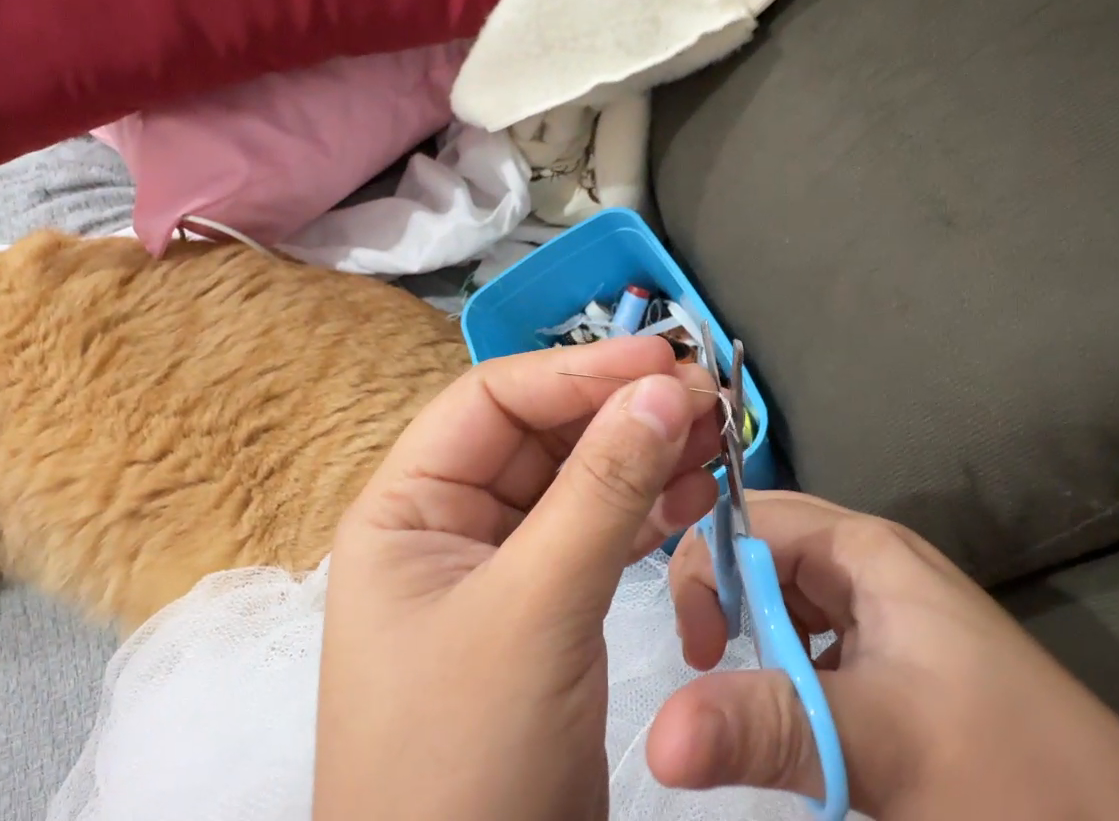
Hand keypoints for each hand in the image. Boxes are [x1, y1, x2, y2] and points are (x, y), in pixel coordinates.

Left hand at [314, 336, 722, 820]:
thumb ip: (601, 491)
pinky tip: (694, 495)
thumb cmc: (466, 755)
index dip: (577, 373)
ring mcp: (499, 571)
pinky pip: (597, 536)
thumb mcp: (535, 608)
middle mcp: (446, 528)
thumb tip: (663, 389)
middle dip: (621, 414)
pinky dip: (646, 513)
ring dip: (643, 458)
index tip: (662, 363)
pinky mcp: (545, 612)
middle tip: (705, 402)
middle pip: (541, 437)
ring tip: (713, 440)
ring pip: (577, 485)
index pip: (493, 402)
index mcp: (406, 509)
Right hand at [653, 493, 1118, 819]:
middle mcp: (870, 564)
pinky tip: (787, 706)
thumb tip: (656, 739)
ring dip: (751, 632)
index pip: (750, 519)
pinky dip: (782, 662)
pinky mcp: (895, 658)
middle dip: (722, 595)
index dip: (706, 568)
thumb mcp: (876, 743)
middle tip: (705, 666)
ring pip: (786, 596)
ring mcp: (885, 612)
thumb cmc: (1006, 770)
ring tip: (738, 687)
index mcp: (865, 549)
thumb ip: (765, 727)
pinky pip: (813, 637)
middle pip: (764, 549)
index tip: (698, 652)